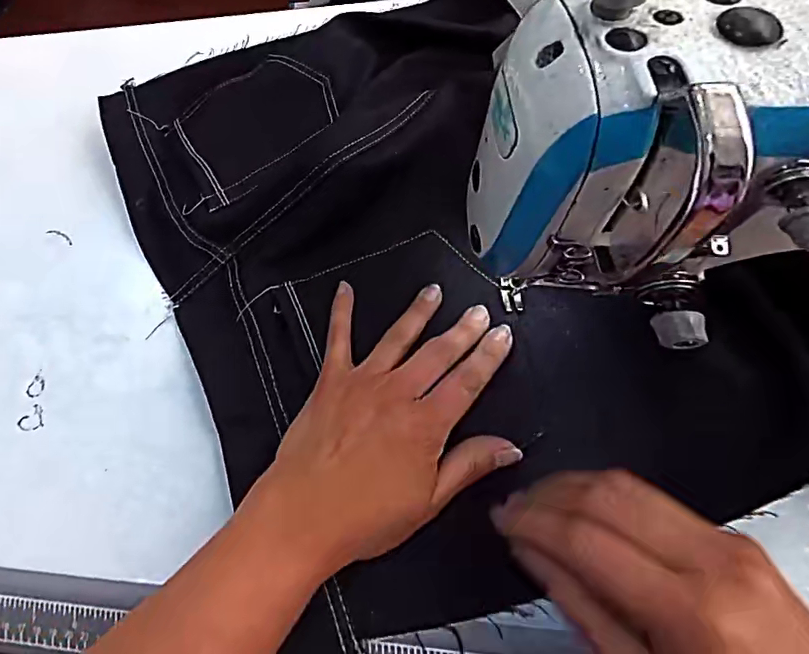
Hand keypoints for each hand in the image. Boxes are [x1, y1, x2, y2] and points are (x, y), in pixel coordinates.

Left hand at [242, 282, 519, 573]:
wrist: (301, 518)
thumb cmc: (364, 518)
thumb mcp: (428, 502)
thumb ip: (469, 466)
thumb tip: (507, 448)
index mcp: (425, 425)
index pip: (467, 381)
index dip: (488, 356)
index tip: (502, 335)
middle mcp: (397, 394)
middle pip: (438, 353)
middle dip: (463, 329)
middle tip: (478, 312)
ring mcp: (363, 382)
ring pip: (398, 337)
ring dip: (418, 312)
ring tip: (433, 292)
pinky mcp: (332, 380)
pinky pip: (338, 338)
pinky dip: (342, 312)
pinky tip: (345, 291)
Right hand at [493, 471, 808, 653]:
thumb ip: (592, 617)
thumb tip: (539, 560)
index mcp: (692, 610)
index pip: (589, 537)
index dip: (535, 521)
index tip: (505, 519)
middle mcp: (714, 559)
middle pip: (609, 493)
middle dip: (551, 492)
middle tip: (515, 506)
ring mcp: (730, 542)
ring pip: (632, 484)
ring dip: (577, 485)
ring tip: (541, 502)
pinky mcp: (736, 538)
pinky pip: (659, 499)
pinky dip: (611, 497)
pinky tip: (588, 509)